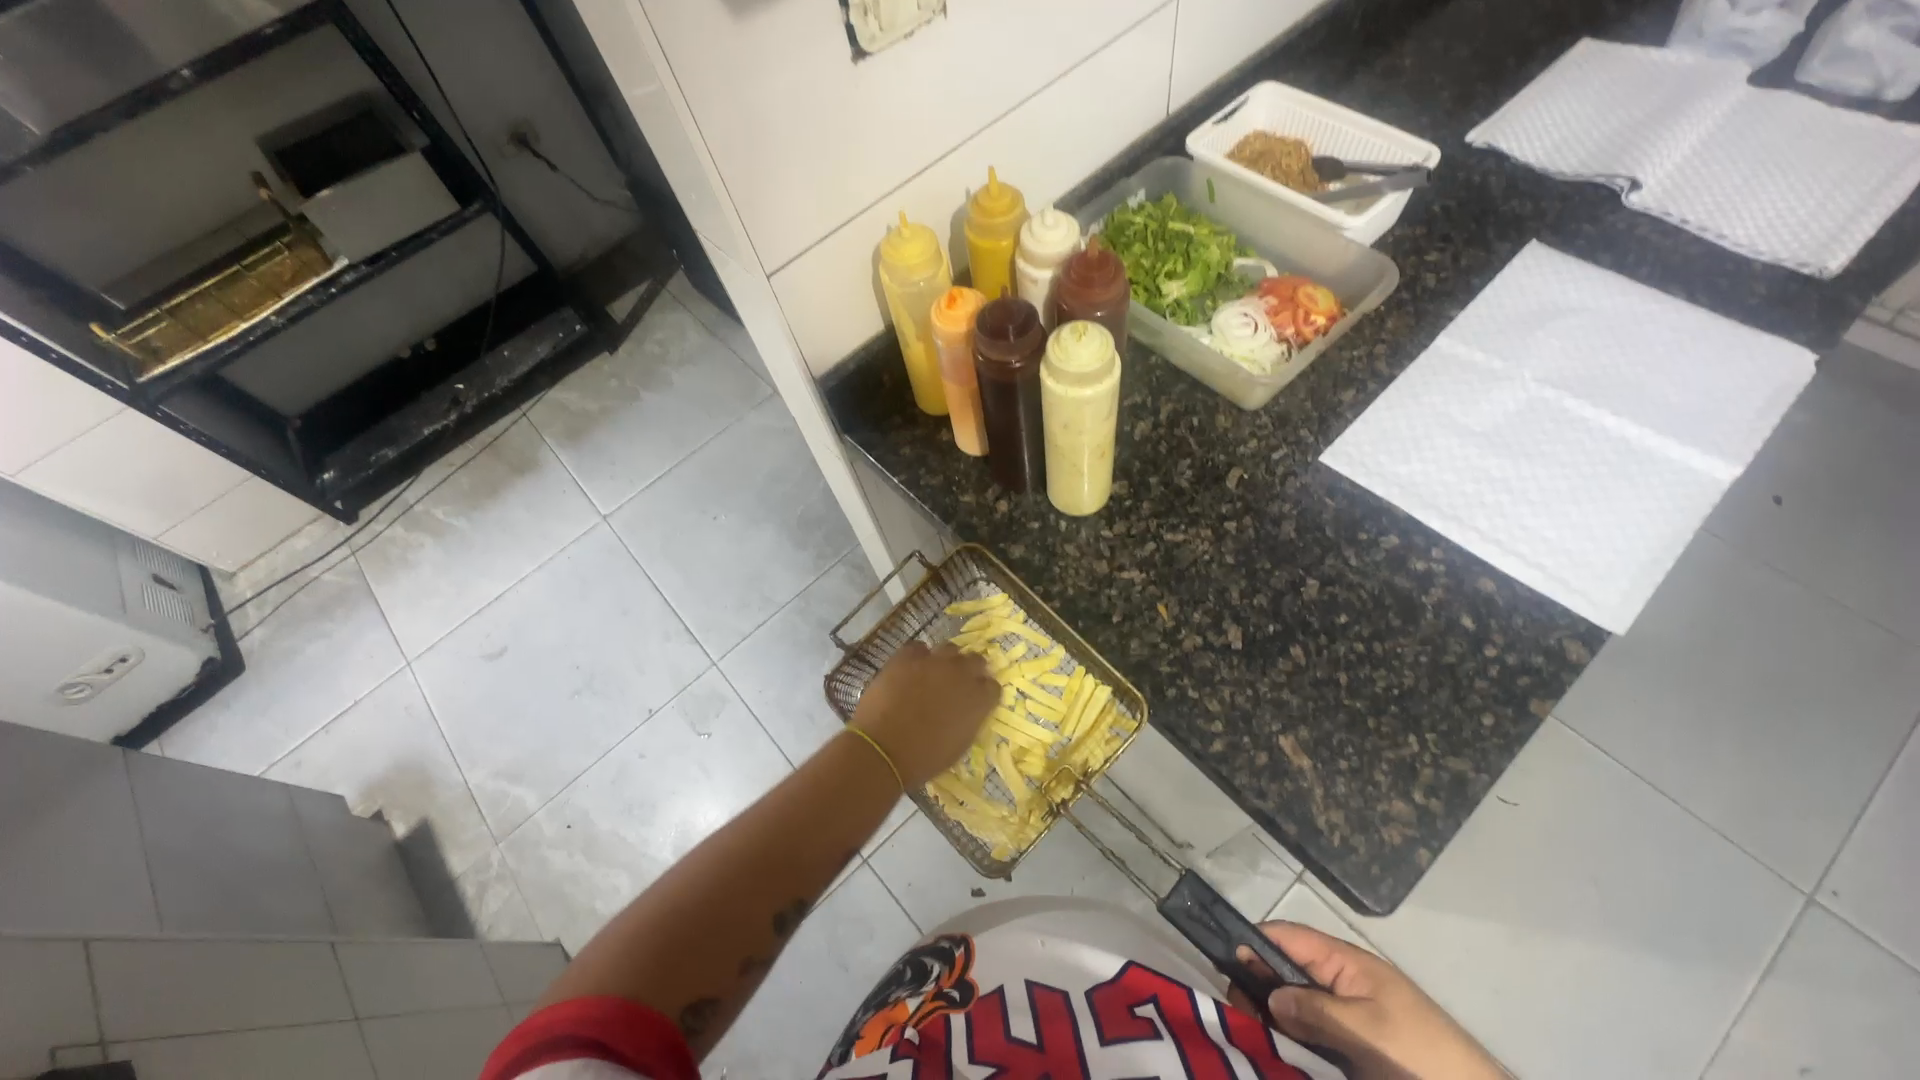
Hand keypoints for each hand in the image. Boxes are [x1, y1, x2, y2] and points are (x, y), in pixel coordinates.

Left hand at [851, 641, 997, 787]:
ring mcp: (934, 661)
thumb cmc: (924, 757)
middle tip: (957, 683)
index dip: (983, 692)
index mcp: (979, 699)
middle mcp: (962, 674)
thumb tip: (966, 711)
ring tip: (934, 673)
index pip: (993, 686)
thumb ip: (969, 720)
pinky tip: (910, 668)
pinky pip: (918, 648)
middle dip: (970, 670)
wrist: (884, 749)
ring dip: (946, 660)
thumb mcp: (959, 744)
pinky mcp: (907, 656)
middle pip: (976, 660)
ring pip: (950, 648)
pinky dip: (917, 656)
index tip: (975, 700)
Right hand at [1228, 922, 1507, 1079]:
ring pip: (1292, 1007)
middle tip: (1236, 1015)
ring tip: (1247, 1037)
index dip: (1254, 942)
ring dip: (1270, 1019)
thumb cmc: (1419, 1056)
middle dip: (1256, 987)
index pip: (1288, 937)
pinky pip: (1307, 1035)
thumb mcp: (1365, 1029)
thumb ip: (1313, 1009)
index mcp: (1346, 964)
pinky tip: (1271, 1053)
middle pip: (1283, 973)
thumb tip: (1268, 996)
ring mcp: (1345, 1017)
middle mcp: (1341, 983)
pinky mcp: (1348, 1048)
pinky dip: (1288, 1041)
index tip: (1224, 962)